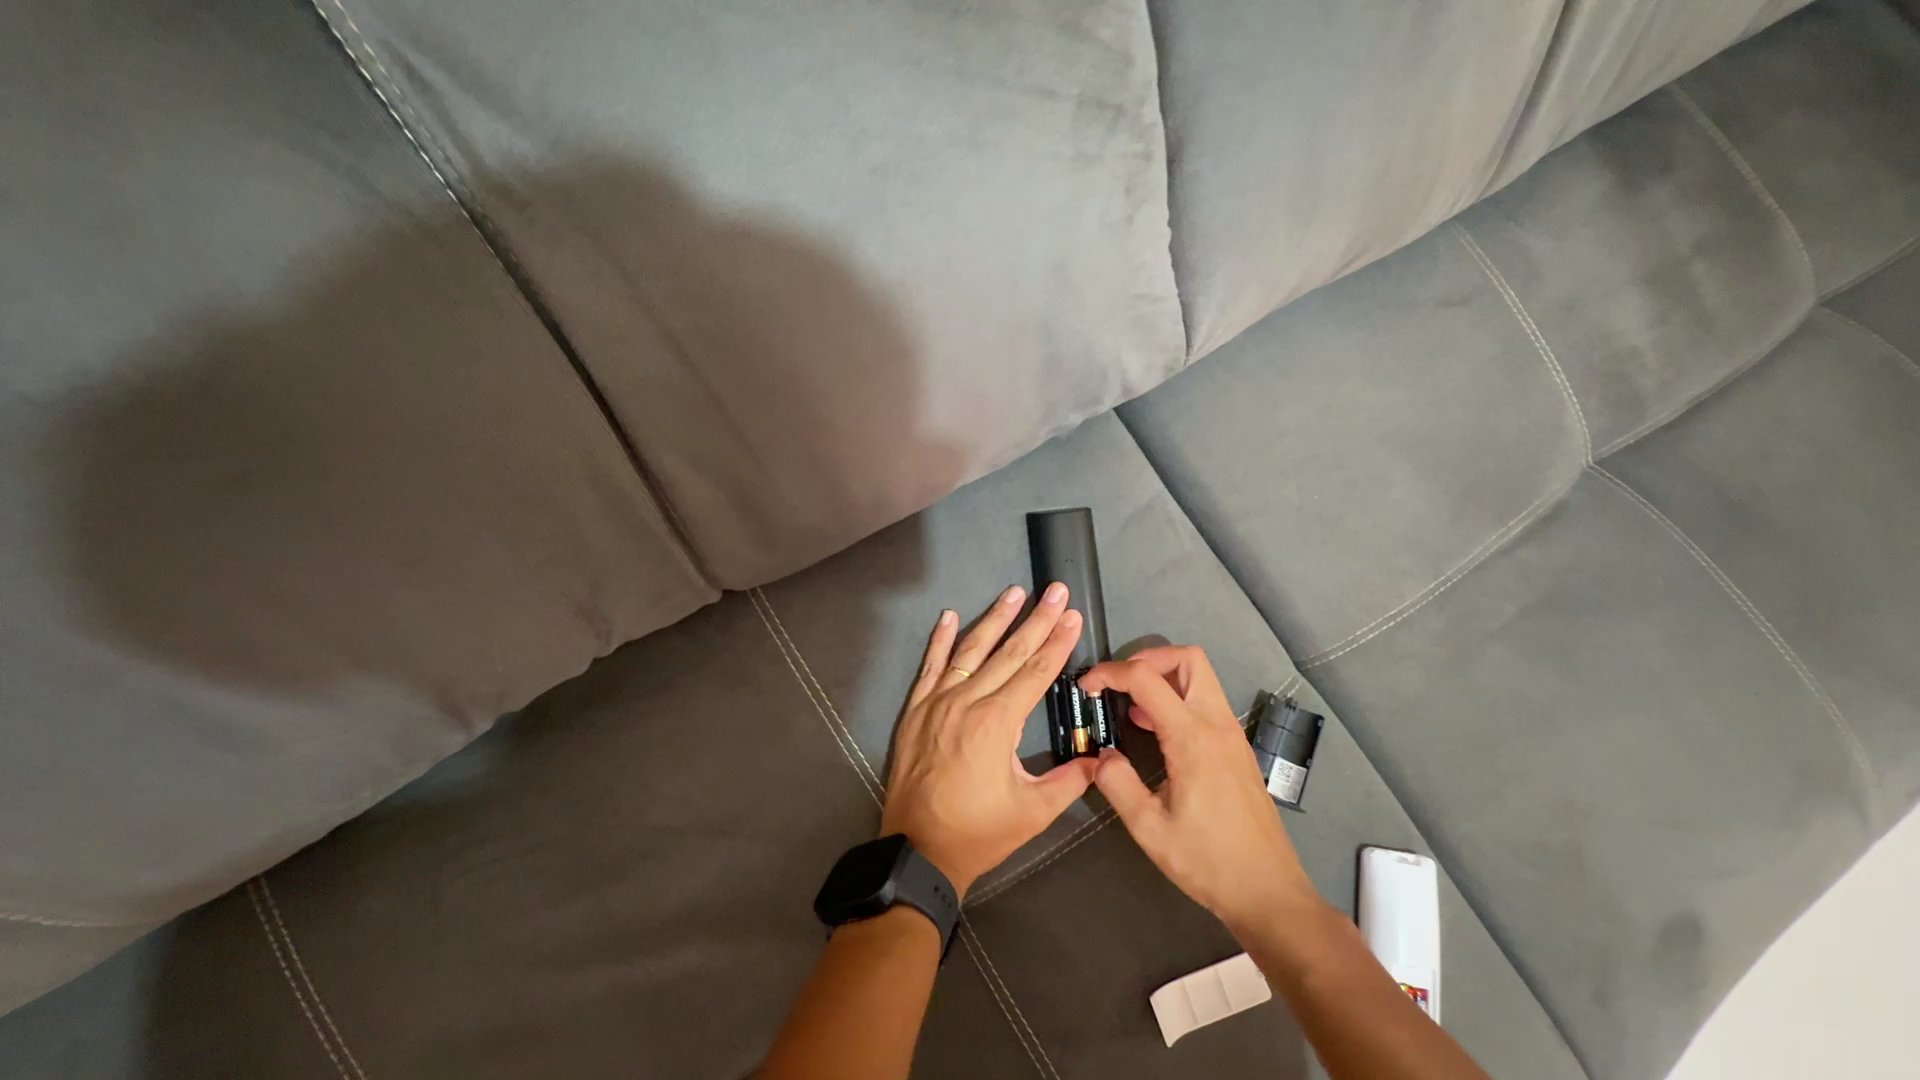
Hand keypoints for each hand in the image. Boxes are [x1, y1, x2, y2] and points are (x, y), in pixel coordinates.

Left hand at [880, 583, 1099, 896]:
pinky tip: (951, 617)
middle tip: (1054, 591)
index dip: (1058, 642)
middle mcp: (967, 702)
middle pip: (1009, 652)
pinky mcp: (915, 711)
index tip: (1073, 616)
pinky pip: (930, 667)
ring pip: (970, 651)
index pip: (1036, 672)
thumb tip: (1099, 760)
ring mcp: (936, 703)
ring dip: (994, 620)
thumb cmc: (979, 833)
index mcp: (998, 722)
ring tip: (1014, 593)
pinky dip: (940, 640)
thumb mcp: (1034, 812)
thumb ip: (1070, 781)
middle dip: (1036, 619)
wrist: (917, 851)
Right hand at [1080, 646, 1320, 932]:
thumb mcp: (1149, 828)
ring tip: (1130, 709)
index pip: (1147, 679)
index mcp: (1192, 739)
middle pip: (1188, 658)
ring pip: (1201, 678)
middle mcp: (1217, 725)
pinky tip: (1155, 732)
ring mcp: (1232, 736)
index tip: (1086, 687)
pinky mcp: (1237, 750)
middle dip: (1147, 658)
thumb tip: (1100, 755)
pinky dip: (1178, 700)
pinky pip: (1206, 704)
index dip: (1110, 673)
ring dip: (1164, 678)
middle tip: (1118, 682)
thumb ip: (1117, 783)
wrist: (1267, 890)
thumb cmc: (1207, 861)